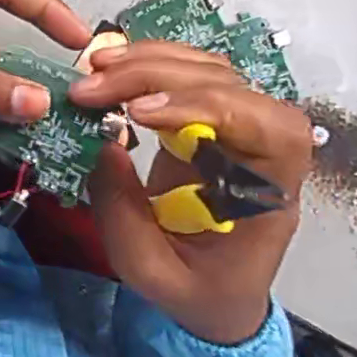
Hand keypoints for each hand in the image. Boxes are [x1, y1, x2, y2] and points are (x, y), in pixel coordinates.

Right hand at [67, 41, 314, 344]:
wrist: (217, 296)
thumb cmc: (196, 290)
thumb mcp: (148, 269)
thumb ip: (122, 212)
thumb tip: (103, 143)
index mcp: (266, 195)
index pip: (267, 129)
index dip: (207, 106)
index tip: (137, 113)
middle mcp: (262, 152)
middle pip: (230, 86)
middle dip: (155, 76)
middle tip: (88, 87)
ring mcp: (237, 131)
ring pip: (211, 69)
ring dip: (150, 60)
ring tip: (94, 66)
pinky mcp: (209, 123)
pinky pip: (191, 75)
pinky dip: (150, 62)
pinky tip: (111, 65)